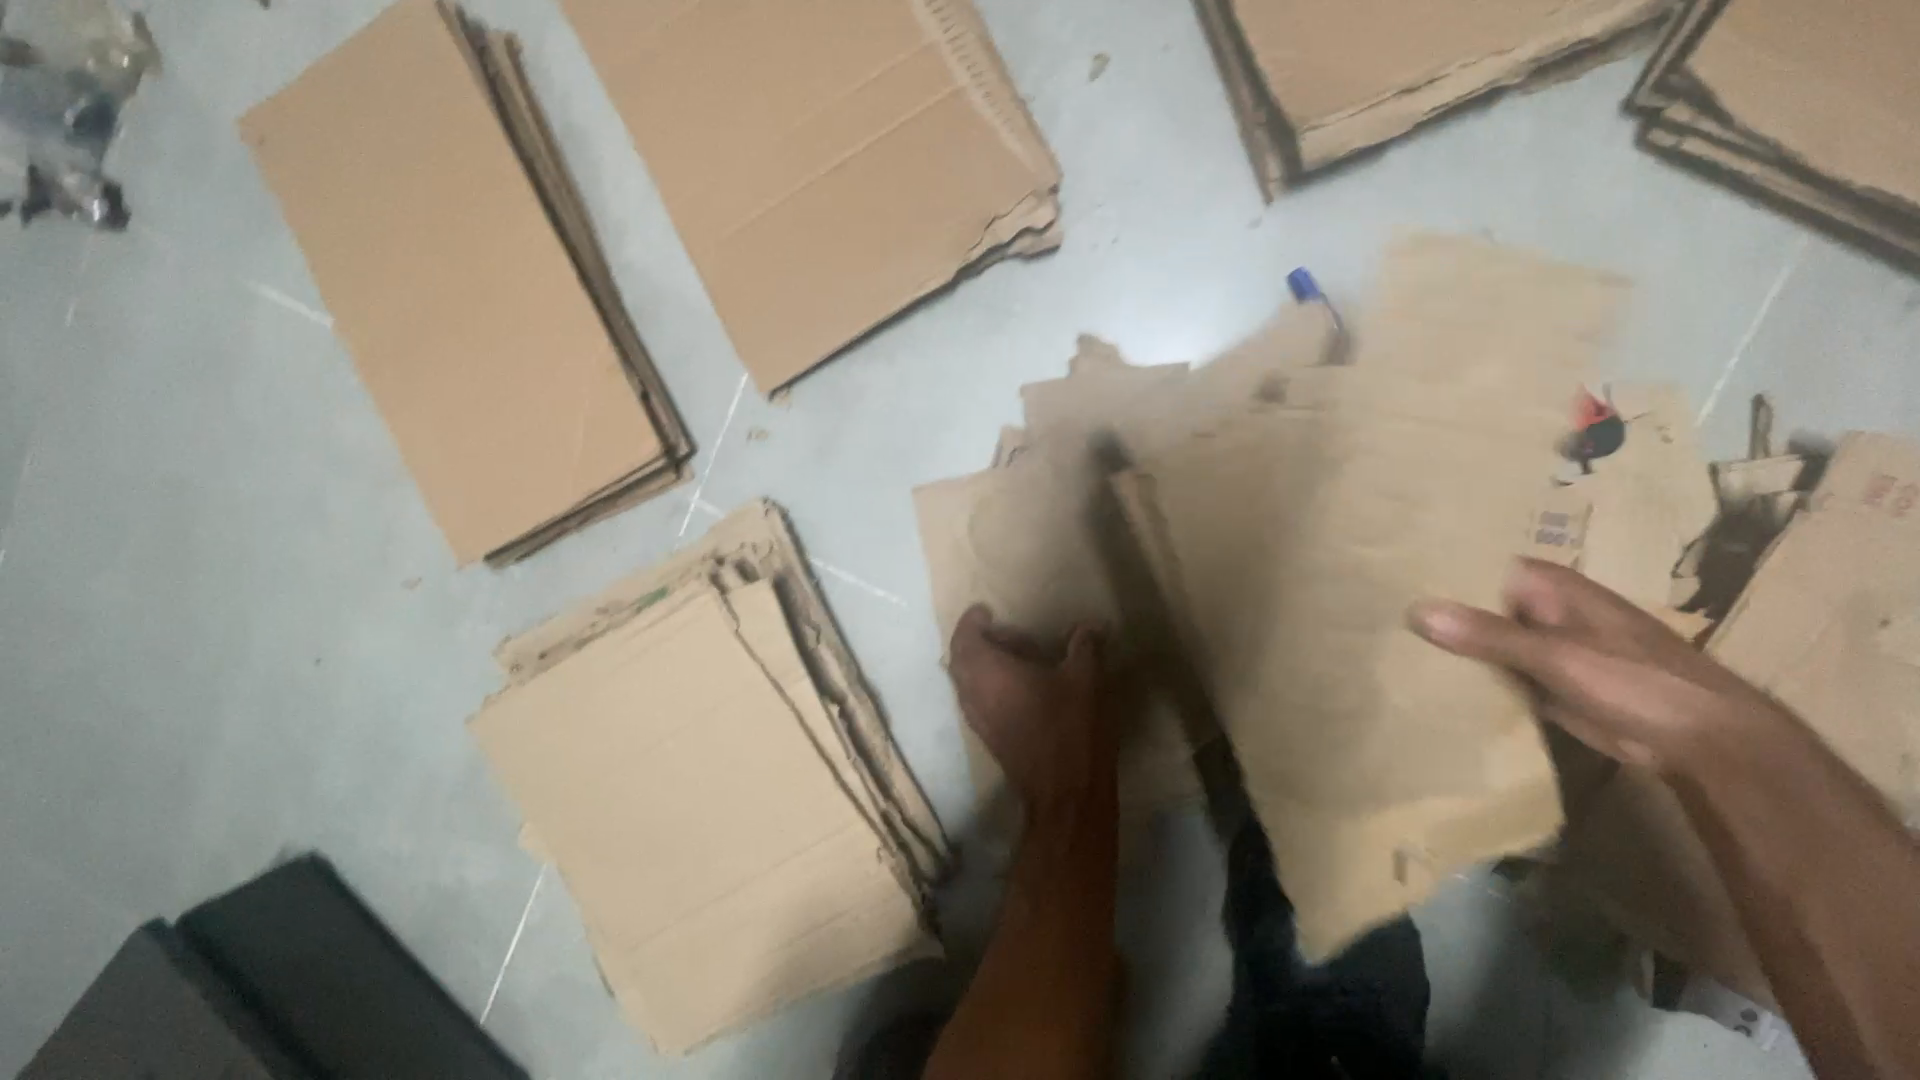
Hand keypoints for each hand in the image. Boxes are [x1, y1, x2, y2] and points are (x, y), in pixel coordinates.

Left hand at [948, 605, 1110, 813]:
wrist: (1065, 791)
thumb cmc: (1071, 727)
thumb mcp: (1085, 680)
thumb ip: (1084, 647)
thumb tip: (1091, 625)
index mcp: (989, 672)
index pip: (964, 638)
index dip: (971, 622)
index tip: (987, 611)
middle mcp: (974, 694)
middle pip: (961, 659)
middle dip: (979, 641)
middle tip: (1010, 634)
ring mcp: (978, 719)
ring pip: (967, 681)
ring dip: (984, 664)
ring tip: (1020, 658)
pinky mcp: (988, 736)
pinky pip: (977, 699)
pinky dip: (990, 684)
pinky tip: (1022, 686)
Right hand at [1406, 558, 1790, 778]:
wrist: (1702, 741)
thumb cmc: (1639, 681)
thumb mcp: (1558, 655)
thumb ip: (1488, 635)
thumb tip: (1417, 610)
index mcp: (1550, 587)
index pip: (1480, 564)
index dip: (1439, 568)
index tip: (1388, 572)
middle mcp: (1542, 611)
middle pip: (1477, 604)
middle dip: (1437, 610)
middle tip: (1373, 611)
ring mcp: (1544, 648)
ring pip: (1484, 641)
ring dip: (1450, 647)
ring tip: (1386, 643)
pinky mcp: (1545, 684)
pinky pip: (1497, 674)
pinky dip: (1471, 679)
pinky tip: (1427, 680)